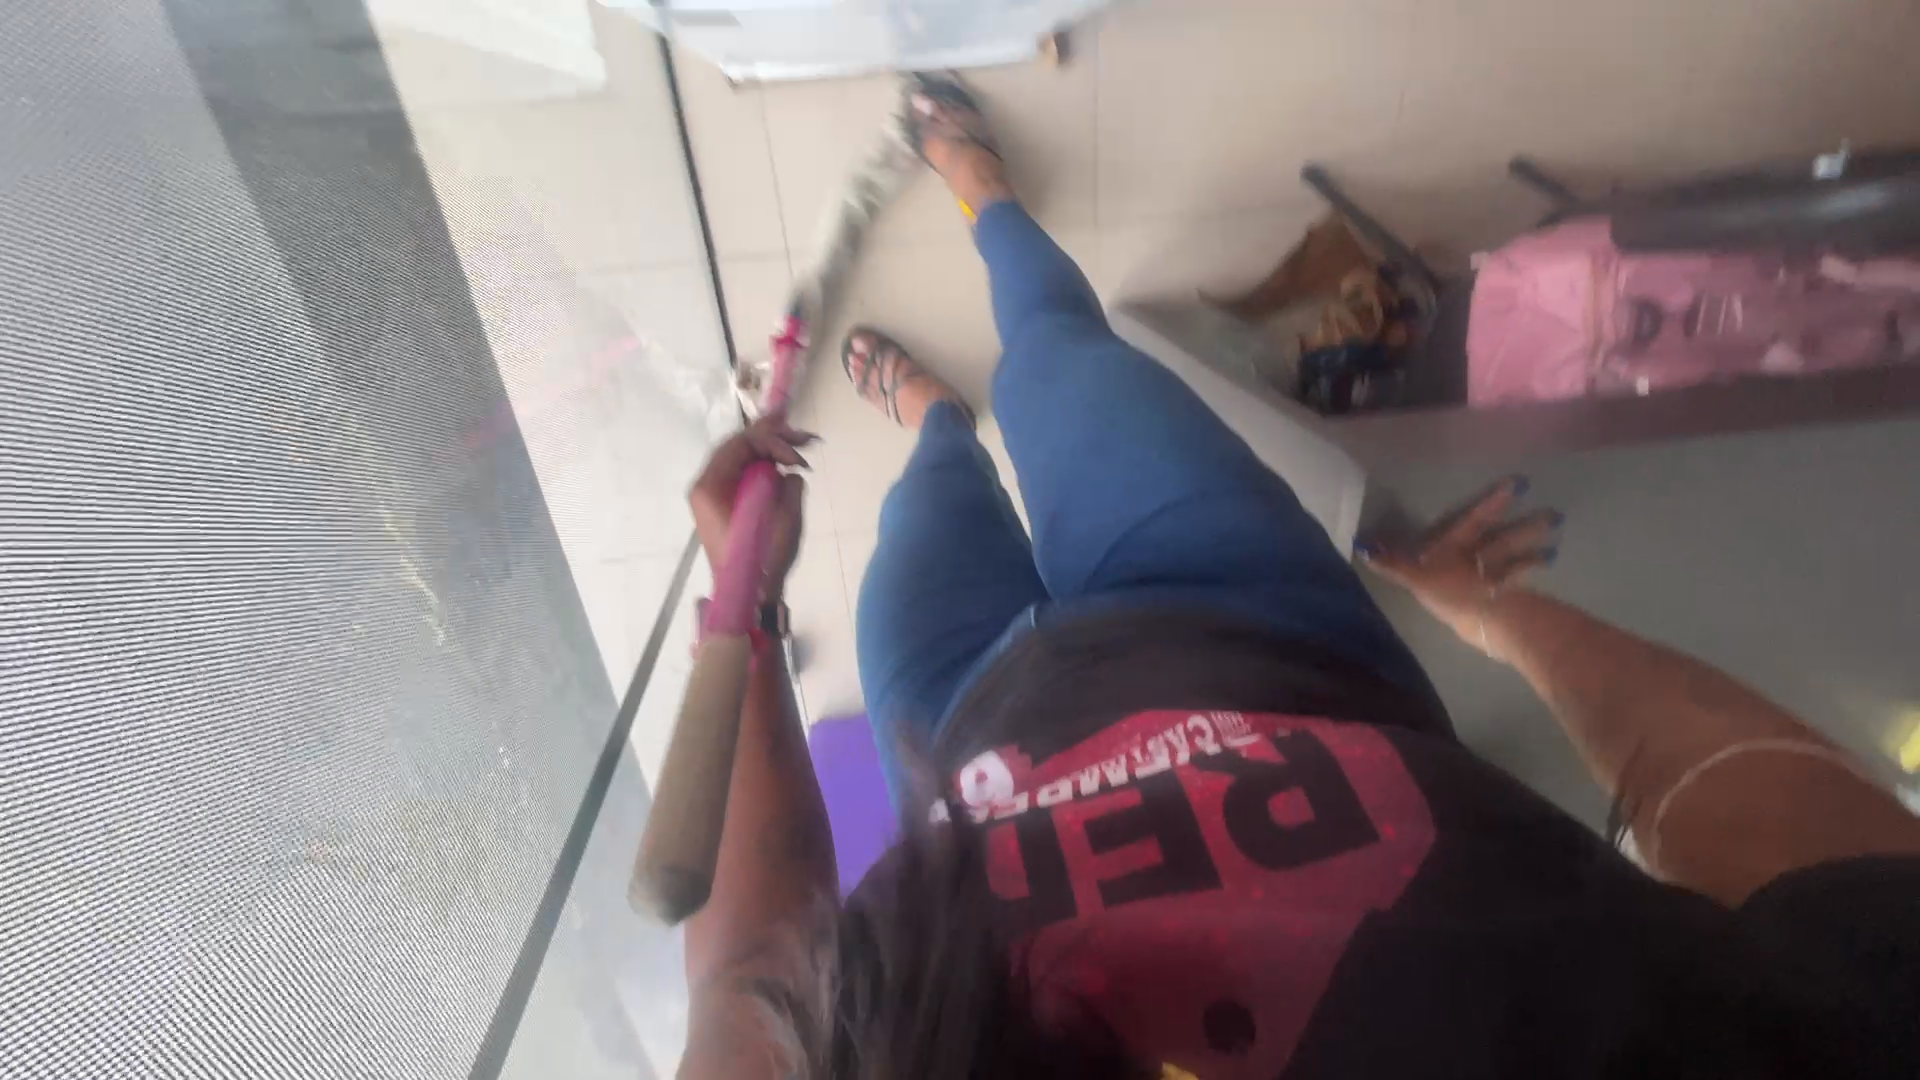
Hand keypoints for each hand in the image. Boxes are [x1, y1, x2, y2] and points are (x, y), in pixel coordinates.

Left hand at [689, 417, 814, 599]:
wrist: (749, 597)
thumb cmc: (763, 558)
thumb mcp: (783, 516)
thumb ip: (788, 483)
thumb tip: (788, 474)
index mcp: (711, 484)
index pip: (742, 442)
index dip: (775, 440)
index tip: (800, 457)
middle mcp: (706, 485)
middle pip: (740, 447)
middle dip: (774, 440)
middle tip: (807, 440)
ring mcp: (713, 496)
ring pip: (743, 460)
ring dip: (772, 454)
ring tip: (801, 453)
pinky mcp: (724, 507)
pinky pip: (744, 477)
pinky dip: (766, 471)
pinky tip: (787, 472)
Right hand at [1358, 476, 1563, 648]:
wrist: (1487, 623)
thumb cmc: (1450, 592)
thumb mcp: (1413, 577)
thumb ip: (1391, 563)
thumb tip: (1361, 546)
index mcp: (1459, 548)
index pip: (1476, 520)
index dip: (1493, 503)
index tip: (1518, 484)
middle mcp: (1484, 559)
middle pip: (1507, 540)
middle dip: (1527, 528)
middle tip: (1556, 517)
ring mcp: (1501, 581)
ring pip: (1520, 564)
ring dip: (1535, 558)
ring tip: (1554, 553)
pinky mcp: (1509, 603)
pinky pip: (1521, 591)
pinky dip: (1530, 590)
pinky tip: (1538, 591)